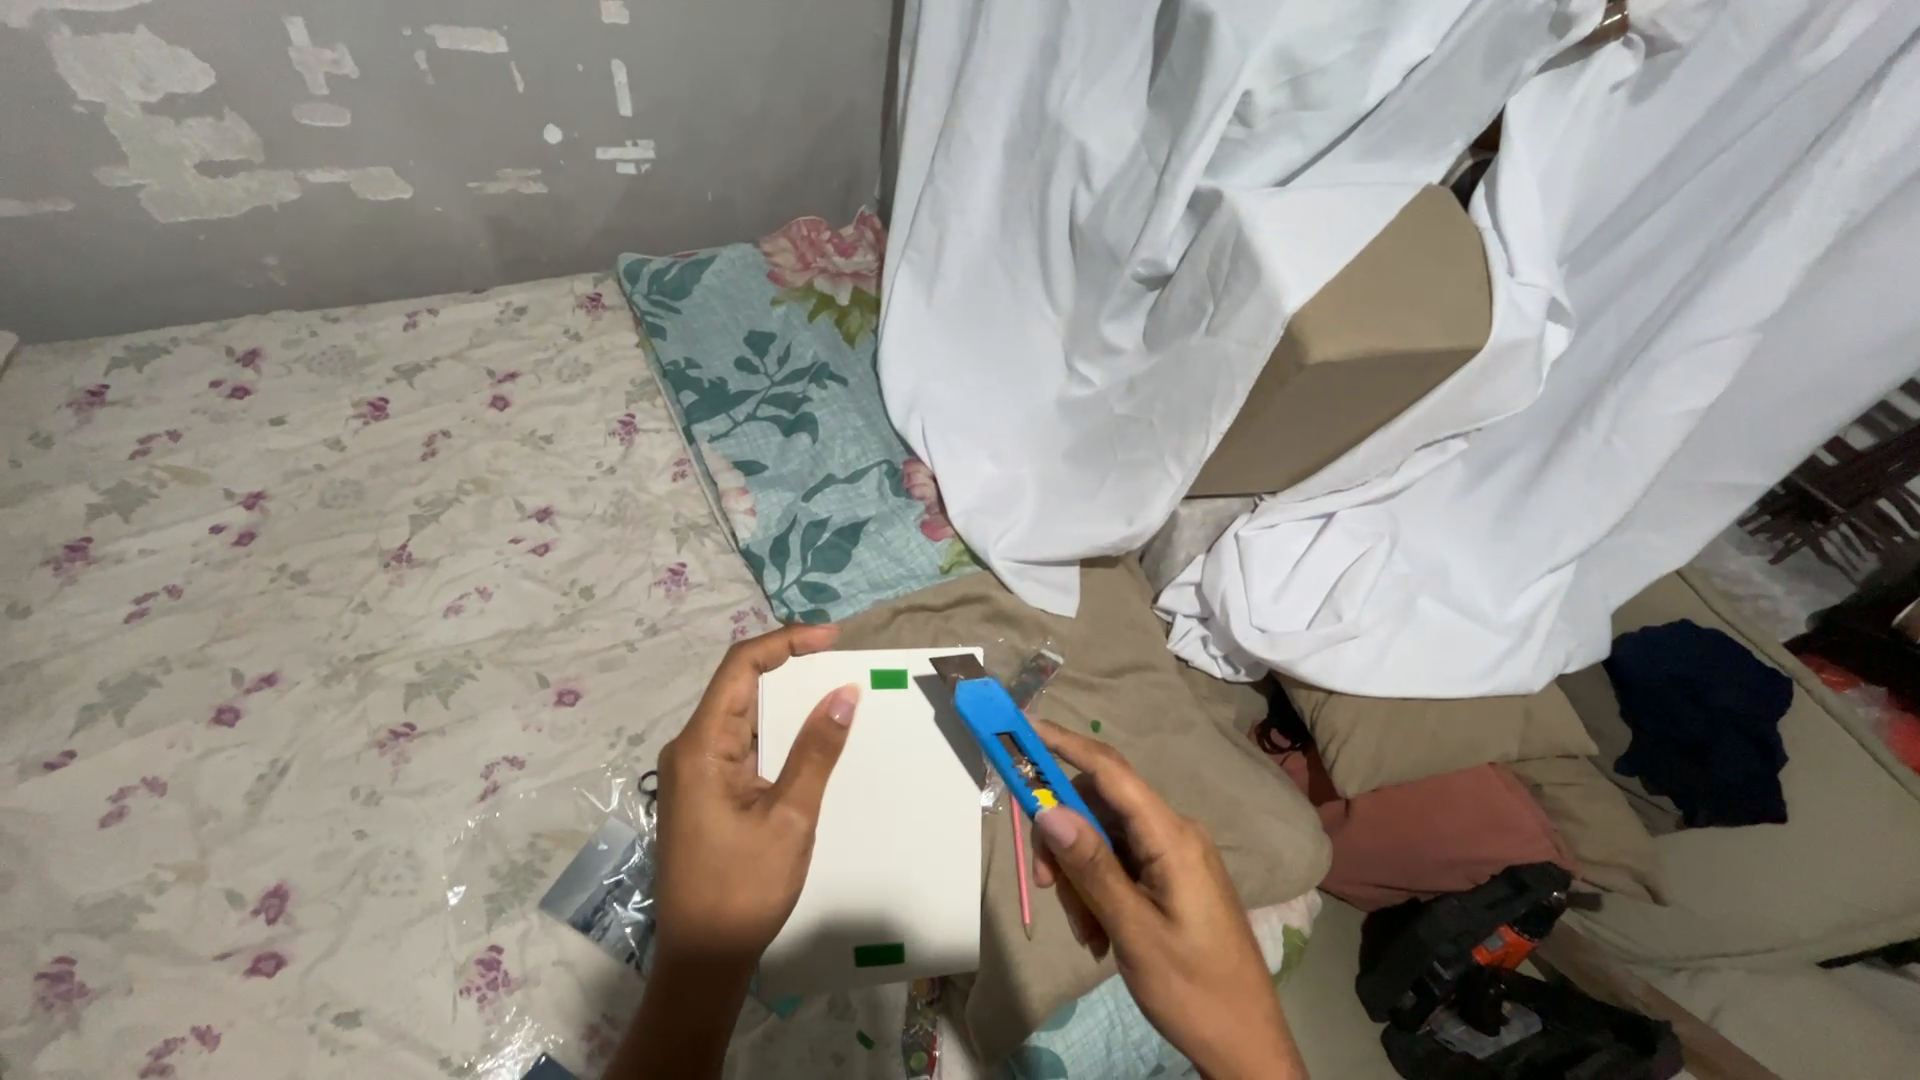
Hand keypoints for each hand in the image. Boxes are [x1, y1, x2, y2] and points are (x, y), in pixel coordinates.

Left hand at [612, 625, 859, 1079]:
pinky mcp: (706, 792)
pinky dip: (778, 732)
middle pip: (738, 687)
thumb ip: (816, 751)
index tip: (831, 638)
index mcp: (701, 746)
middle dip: (790, 667)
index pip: (740, 667)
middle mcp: (691, 749)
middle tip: (840, 662)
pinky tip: (811, 736)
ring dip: (786, 700)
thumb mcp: (790, 817)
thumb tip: (844, 693)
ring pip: (742, 715)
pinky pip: (743, 744)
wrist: (702, 960)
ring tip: (834, 692)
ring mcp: (696, 772)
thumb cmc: (743, 888)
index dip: (785, 643)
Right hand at [1030, 721, 1306, 1079]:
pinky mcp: (1170, 876)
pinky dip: (1097, 891)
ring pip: (1102, 840)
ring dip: (1080, 879)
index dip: (1064, 744)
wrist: (1246, 1044)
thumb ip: (1090, 867)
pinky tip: (1099, 935)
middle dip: (1063, 842)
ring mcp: (1173, 855)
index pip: (1109, 771)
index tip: (1022, 729)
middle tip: (1045, 887)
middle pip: (1097, 808)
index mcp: (1171, 836)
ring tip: (1087, 933)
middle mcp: (1173, 832)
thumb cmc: (1193, 988)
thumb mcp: (1133, 931)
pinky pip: (1119, 864)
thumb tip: (1047, 809)